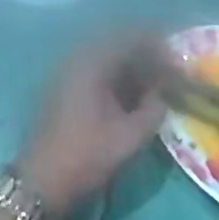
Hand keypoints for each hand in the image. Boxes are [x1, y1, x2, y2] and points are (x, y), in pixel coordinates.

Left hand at [18, 34, 169, 217]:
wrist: (40, 182)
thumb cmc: (85, 155)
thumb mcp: (128, 137)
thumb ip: (153, 110)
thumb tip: (164, 94)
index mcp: (93, 61)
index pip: (132, 38)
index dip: (159, 48)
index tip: (178, 64)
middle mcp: (78, 57)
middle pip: (119, 44)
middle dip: (147, 56)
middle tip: (169, 75)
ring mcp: (68, 71)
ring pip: (108, 58)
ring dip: (132, 68)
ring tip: (155, 87)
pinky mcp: (64, 86)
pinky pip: (96, 70)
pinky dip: (117, 78)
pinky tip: (131, 98)